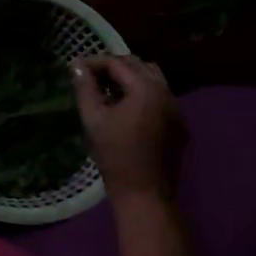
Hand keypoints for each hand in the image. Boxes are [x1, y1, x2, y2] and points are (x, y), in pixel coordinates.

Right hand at [71, 55, 183, 203]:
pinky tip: (127, 108)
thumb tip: (77, 66)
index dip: (95, 62)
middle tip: (91, 76)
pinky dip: (143, 94)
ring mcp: (176, 108)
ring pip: (153, 80)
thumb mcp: (94, 119)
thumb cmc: (115, 156)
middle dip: (114, 67)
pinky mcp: (179, 124)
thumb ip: (85, 88)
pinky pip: (161, 98)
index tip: (76, 68)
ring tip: (108, 89)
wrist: (144, 193)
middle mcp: (166, 92)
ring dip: (130, 78)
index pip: (118, 63)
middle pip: (139, 66)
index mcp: (146, 89)